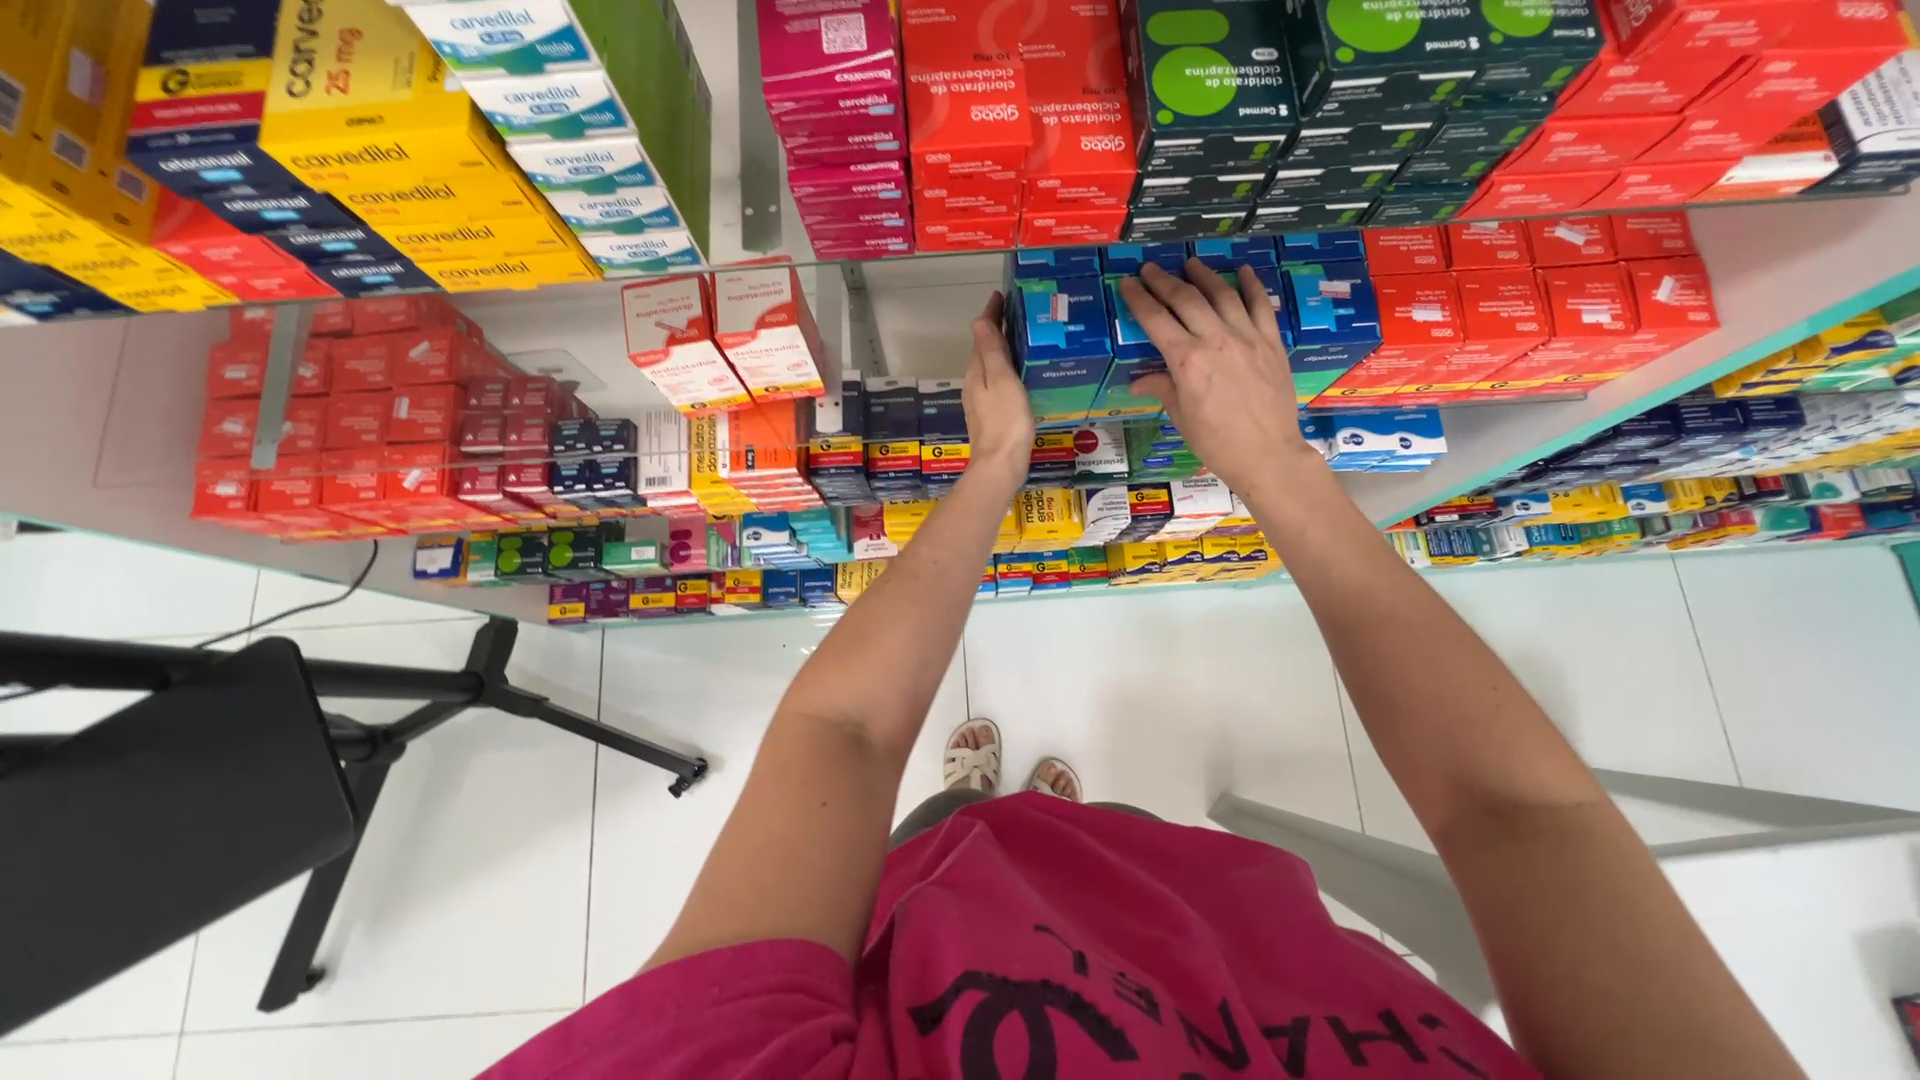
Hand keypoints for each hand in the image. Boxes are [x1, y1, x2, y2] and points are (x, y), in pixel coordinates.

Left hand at [963, 291, 1034, 495]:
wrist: (1000, 467)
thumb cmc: (1005, 422)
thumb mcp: (1001, 381)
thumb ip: (991, 352)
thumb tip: (978, 321)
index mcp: (976, 372)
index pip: (982, 335)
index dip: (991, 315)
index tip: (1001, 295)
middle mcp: (975, 384)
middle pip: (984, 350)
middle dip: (998, 330)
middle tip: (1018, 313)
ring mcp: (981, 402)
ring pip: (990, 367)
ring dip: (1002, 350)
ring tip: (1023, 339)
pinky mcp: (992, 416)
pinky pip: (998, 384)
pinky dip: (1007, 371)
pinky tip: (1021, 375)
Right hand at [1122, 260, 1314, 499]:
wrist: (1267, 455)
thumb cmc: (1216, 443)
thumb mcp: (1182, 417)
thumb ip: (1163, 389)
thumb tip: (1140, 382)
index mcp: (1187, 362)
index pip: (1156, 320)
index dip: (1140, 299)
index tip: (1129, 283)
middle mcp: (1216, 341)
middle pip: (1186, 299)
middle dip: (1164, 281)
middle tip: (1151, 269)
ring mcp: (1247, 338)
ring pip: (1222, 294)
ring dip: (1203, 275)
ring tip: (1191, 263)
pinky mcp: (1272, 343)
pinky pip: (1261, 305)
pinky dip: (1251, 285)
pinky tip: (1243, 271)